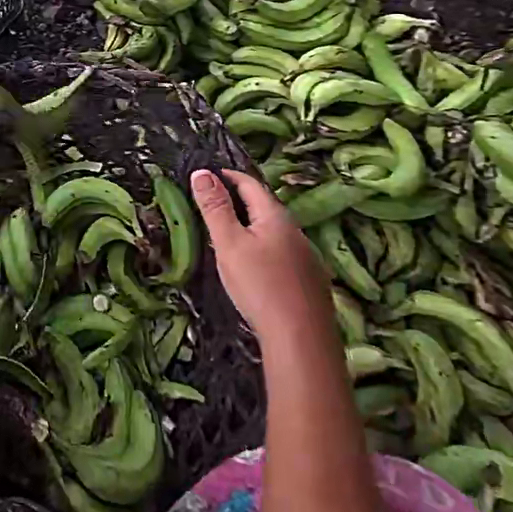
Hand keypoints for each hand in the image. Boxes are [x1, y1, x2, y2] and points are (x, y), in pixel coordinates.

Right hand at [190, 169, 329, 335]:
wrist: (301, 339)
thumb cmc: (259, 285)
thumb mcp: (228, 243)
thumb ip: (215, 208)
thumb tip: (201, 172)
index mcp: (275, 217)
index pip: (250, 183)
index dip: (227, 176)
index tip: (206, 175)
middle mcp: (296, 231)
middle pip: (264, 207)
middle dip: (239, 200)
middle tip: (211, 203)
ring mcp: (307, 258)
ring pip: (275, 232)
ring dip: (252, 226)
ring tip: (229, 234)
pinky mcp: (310, 282)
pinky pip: (283, 253)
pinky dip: (265, 248)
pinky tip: (256, 266)